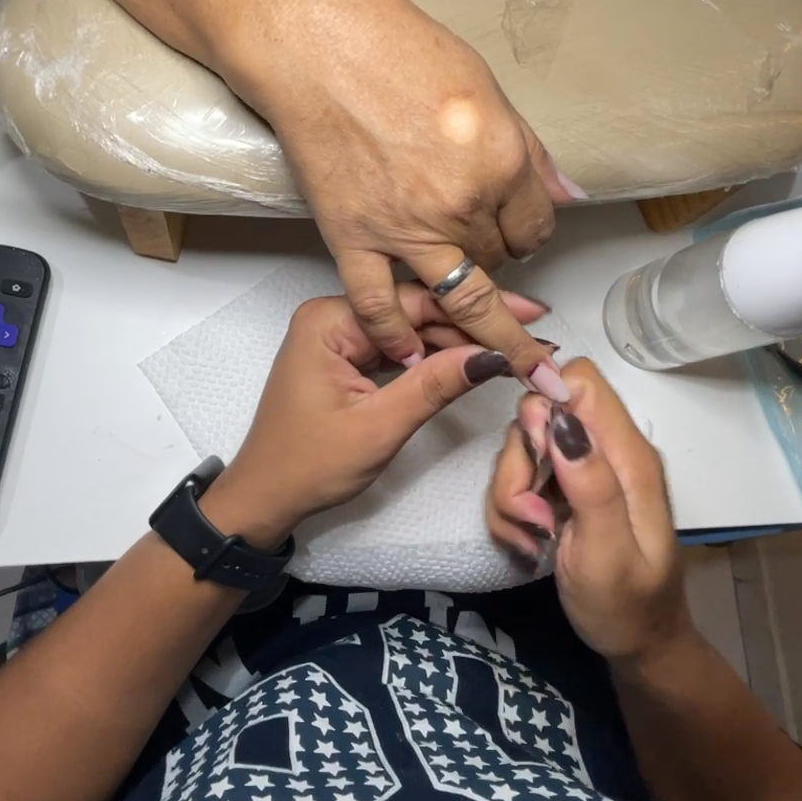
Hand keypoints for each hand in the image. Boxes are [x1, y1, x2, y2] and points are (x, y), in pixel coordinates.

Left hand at [201, 283, 548, 549]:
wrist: (265, 496)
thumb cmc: (309, 465)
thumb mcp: (379, 426)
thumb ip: (435, 385)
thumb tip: (495, 353)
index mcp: (329, 320)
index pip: (415, 304)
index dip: (477, 313)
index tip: (532, 320)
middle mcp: (332, 316)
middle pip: (414, 312)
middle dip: (473, 328)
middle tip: (536, 336)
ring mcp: (337, 336)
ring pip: (409, 330)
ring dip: (458, 343)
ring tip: (517, 347)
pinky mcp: (343, 356)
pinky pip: (396, 347)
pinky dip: (432, 357)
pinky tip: (472, 360)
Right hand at [220, 0, 581, 399]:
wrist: (316, 50)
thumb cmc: (396, 52)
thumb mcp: (484, 87)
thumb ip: (529, 151)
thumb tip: (567, 195)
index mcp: (500, 160)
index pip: (536, 226)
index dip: (531, 233)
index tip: (520, 234)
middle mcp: (461, 205)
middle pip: (500, 261)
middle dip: (501, 263)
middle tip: (491, 261)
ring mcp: (405, 230)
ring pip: (460, 298)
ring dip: (482, 327)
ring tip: (506, 357)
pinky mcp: (354, 240)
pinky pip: (380, 304)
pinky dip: (397, 335)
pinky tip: (411, 356)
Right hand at [484, 359, 691, 663]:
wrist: (636, 644)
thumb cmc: (627, 604)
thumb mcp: (607, 551)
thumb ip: (590, 483)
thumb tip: (561, 418)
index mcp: (627, 457)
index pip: (581, 381)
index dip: (546, 399)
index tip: (536, 451)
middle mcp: (602, 452)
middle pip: (537, 416)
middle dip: (518, 464)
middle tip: (534, 513)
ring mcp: (578, 470)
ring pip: (518, 450)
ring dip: (510, 496)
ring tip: (535, 537)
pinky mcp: (558, 489)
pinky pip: (515, 480)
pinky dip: (510, 512)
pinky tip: (531, 542)